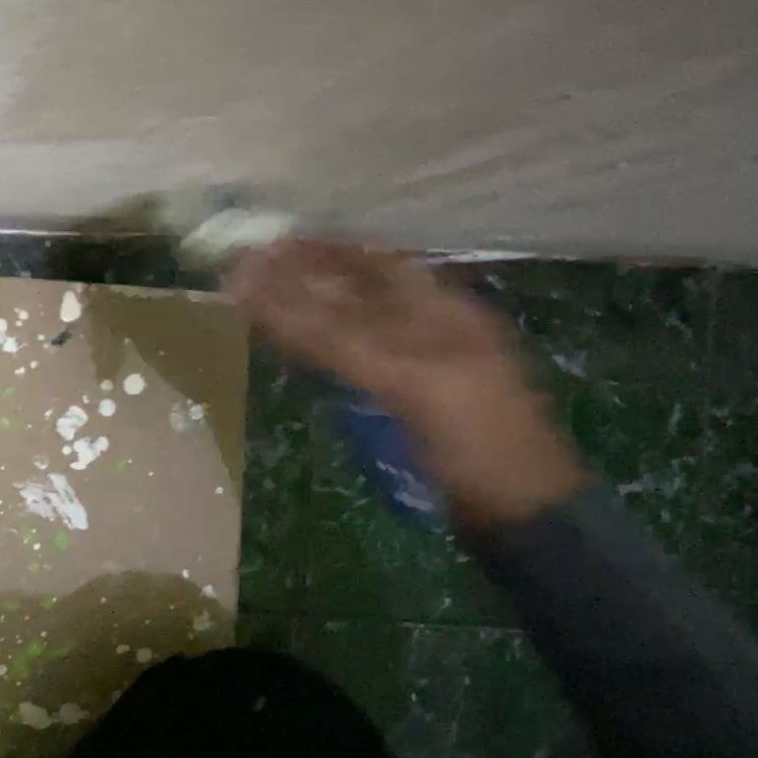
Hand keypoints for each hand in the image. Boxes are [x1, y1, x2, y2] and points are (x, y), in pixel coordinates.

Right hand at [227, 239, 588, 527]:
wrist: (515, 510)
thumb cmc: (473, 440)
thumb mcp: (410, 383)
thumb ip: (339, 341)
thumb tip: (267, 298)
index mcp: (443, 310)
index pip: (371, 264)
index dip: (318, 252)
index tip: (264, 248)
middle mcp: (428, 325)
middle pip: (354, 288)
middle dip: (299, 275)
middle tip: (242, 271)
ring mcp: (413, 362)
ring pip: (346, 321)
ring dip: (299, 307)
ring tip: (250, 297)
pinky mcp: (397, 396)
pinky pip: (345, 357)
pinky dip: (309, 344)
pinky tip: (283, 341)